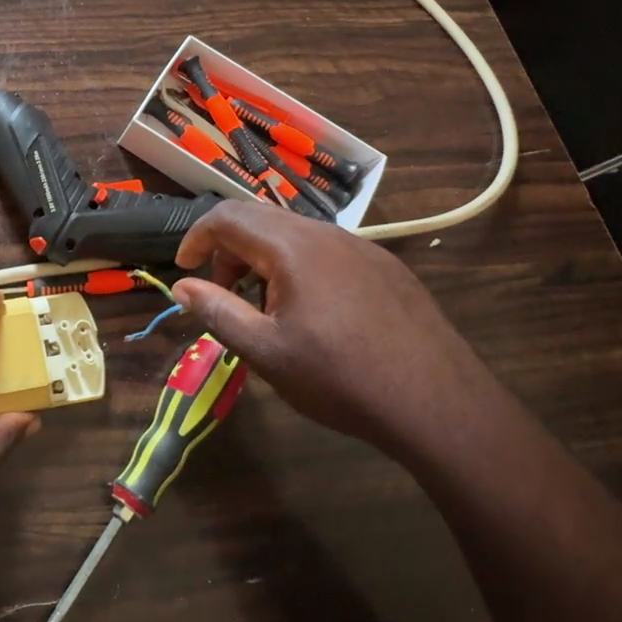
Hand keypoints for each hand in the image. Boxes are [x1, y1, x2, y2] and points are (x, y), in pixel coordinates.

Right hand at [171, 201, 492, 456]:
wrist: (439, 405)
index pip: (227, 217)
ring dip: (264, 259)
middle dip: (229, 250)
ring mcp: (363, 247)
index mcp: (291, 247)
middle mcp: (326, 233)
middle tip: (221, 293)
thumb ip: (217, 312)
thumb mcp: (265, 352)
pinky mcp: (387, 268)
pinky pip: (328, 251)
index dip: (196, 238)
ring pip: (295, 235)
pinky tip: (314, 314)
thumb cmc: (340, 378)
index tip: (184, 270)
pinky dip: (300, 267)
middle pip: (260, 219)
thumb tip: (182, 286)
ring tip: (265, 308)